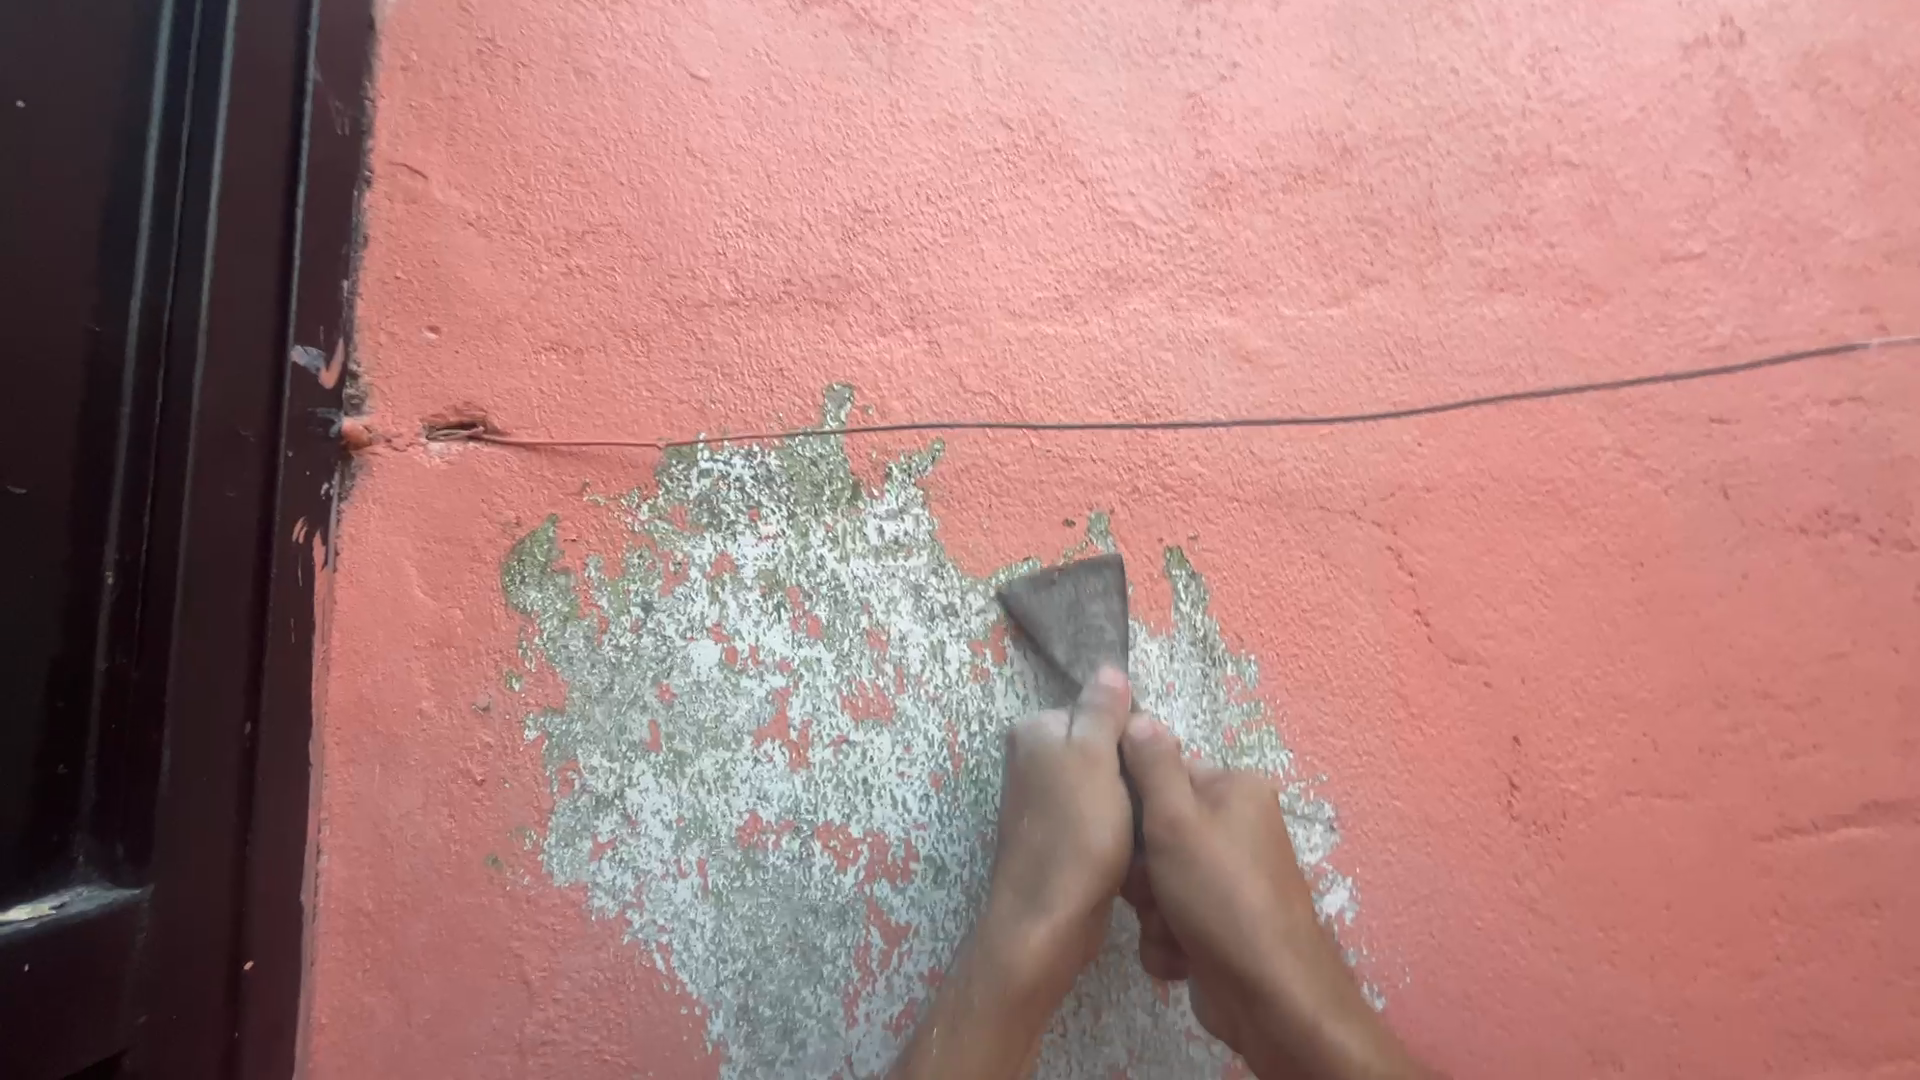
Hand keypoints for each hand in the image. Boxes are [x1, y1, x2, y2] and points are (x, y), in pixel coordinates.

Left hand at [979, 665, 1136, 1005]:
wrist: (1048, 918)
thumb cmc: (1076, 831)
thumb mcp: (1096, 758)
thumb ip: (1102, 710)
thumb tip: (1109, 668)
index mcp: (1035, 730)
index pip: (1097, 710)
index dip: (1132, 733)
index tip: (1154, 763)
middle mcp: (1032, 757)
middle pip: (1102, 746)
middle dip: (1132, 769)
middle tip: (1155, 798)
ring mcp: (1042, 798)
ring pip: (1105, 783)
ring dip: (1130, 800)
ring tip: (1147, 824)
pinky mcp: (1056, 833)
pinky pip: (1097, 814)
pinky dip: (1117, 825)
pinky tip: (1133, 846)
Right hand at [1121, 713, 1426, 1079]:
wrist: (1270, 1000)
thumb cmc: (1221, 894)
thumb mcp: (1176, 818)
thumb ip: (1152, 764)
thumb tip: (1138, 713)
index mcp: (1234, 788)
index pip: (1161, 771)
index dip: (1133, 799)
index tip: (1119, 825)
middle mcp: (1234, 826)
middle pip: (1154, 828)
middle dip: (1142, 866)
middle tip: (1150, 886)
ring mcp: (1227, 877)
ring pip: (1156, 876)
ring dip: (1151, 906)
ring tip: (1169, 924)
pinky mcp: (1218, 921)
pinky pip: (1170, 914)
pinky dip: (1168, 936)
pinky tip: (1182, 953)